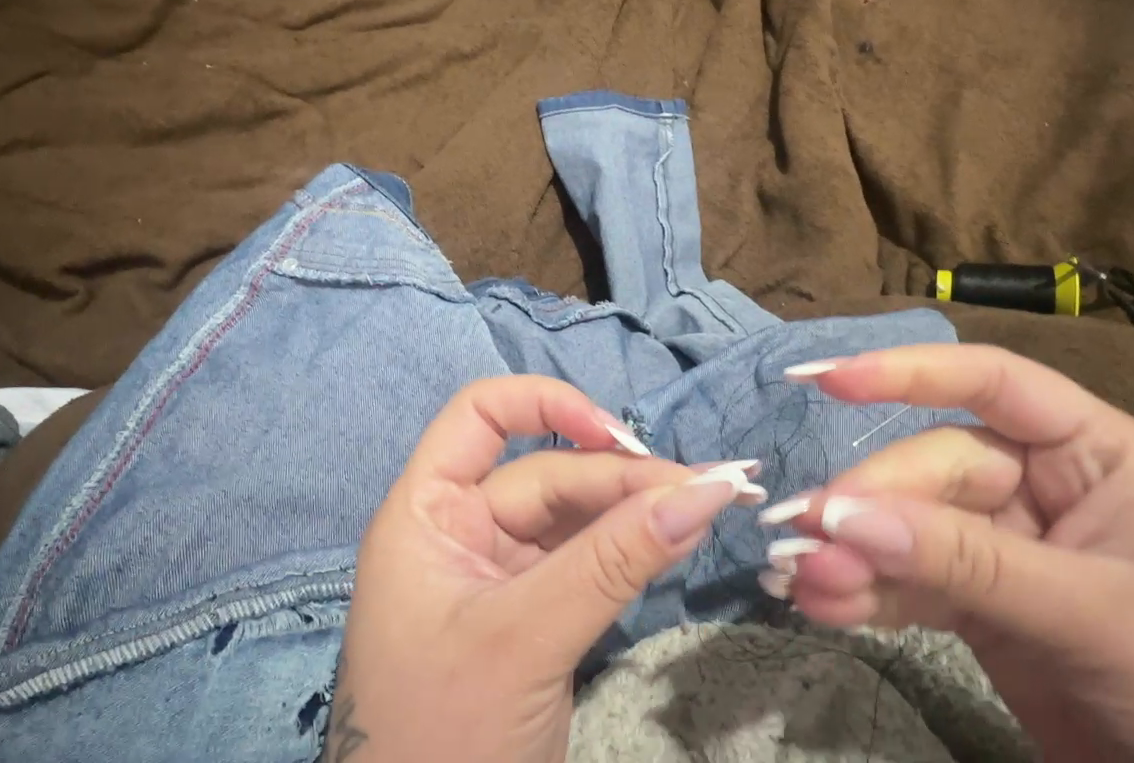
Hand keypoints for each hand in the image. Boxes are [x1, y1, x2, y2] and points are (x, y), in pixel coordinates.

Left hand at [327, 375, 761, 762]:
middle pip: (548, 472)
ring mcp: (500, 573)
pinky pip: (587, 559)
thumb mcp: (525, 639)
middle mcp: (461, 529)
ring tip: (705, 509)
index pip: (480, 416)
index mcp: (426, 513)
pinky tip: (674, 543)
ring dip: (636, 511)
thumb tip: (705, 491)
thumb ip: (614, 561)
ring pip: (575, 516)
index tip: (616, 435)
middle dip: (622, 478)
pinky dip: (630, 550)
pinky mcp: (534, 612)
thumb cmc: (444, 736)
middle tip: (706, 492)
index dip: (545, 403)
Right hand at [765, 345, 1133, 762]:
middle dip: (871, 504)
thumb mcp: (1104, 617)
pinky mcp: (983, 612)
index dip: (909, 373)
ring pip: (910, 530)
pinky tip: (822, 606)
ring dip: (853, 554)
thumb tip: (842, 515)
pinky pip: (910, 587)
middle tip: (804, 539)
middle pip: (933, 470)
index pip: (994, 385)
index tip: (828, 381)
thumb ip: (972, 564)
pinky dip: (864, 595)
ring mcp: (1008, 552)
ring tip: (800, 582)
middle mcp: (1043, 488)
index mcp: (1097, 456)